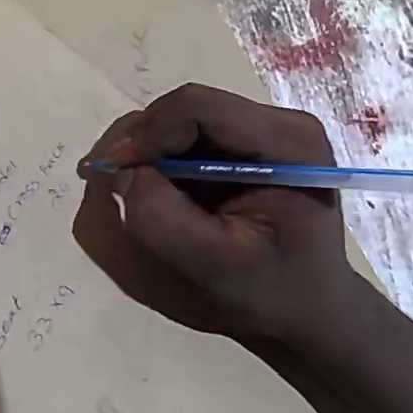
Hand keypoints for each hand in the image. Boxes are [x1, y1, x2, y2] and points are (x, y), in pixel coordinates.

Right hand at [73, 84, 369, 342]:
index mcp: (286, 143)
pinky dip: (157, 156)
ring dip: (146, 147)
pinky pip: (185, 134)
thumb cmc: (269, 292)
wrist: (307, 307)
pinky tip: (150, 184)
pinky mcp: (241, 144)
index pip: (200, 108)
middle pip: (187, 106)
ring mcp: (259, 130)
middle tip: (105, 175)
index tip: (114, 170)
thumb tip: (124, 171)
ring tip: (125, 182)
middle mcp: (276, 122)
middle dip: (142, 139)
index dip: (149, 133)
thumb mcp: (211, 264)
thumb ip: (161, 217)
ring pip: (180, 116)